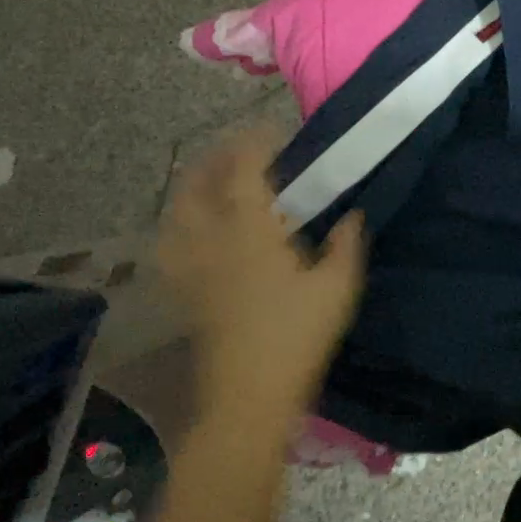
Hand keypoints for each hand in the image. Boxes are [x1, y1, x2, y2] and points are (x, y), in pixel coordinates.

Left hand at [157, 127, 366, 414]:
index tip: (275, 128)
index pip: (244, 174)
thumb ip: (345, 243)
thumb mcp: (340, 284)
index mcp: (250, 233)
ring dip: (190, 187)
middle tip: (239, 144)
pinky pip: (170, 244)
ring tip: (210, 175)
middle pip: (196, 188)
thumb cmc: (299, 333)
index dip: (255, 145)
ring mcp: (191, 268)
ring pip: (175, 214)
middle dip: (214, 158)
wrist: (249, 394)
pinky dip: (178, 223)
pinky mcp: (184, 292)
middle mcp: (212, 243)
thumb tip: (350, 214)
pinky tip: (190, 226)